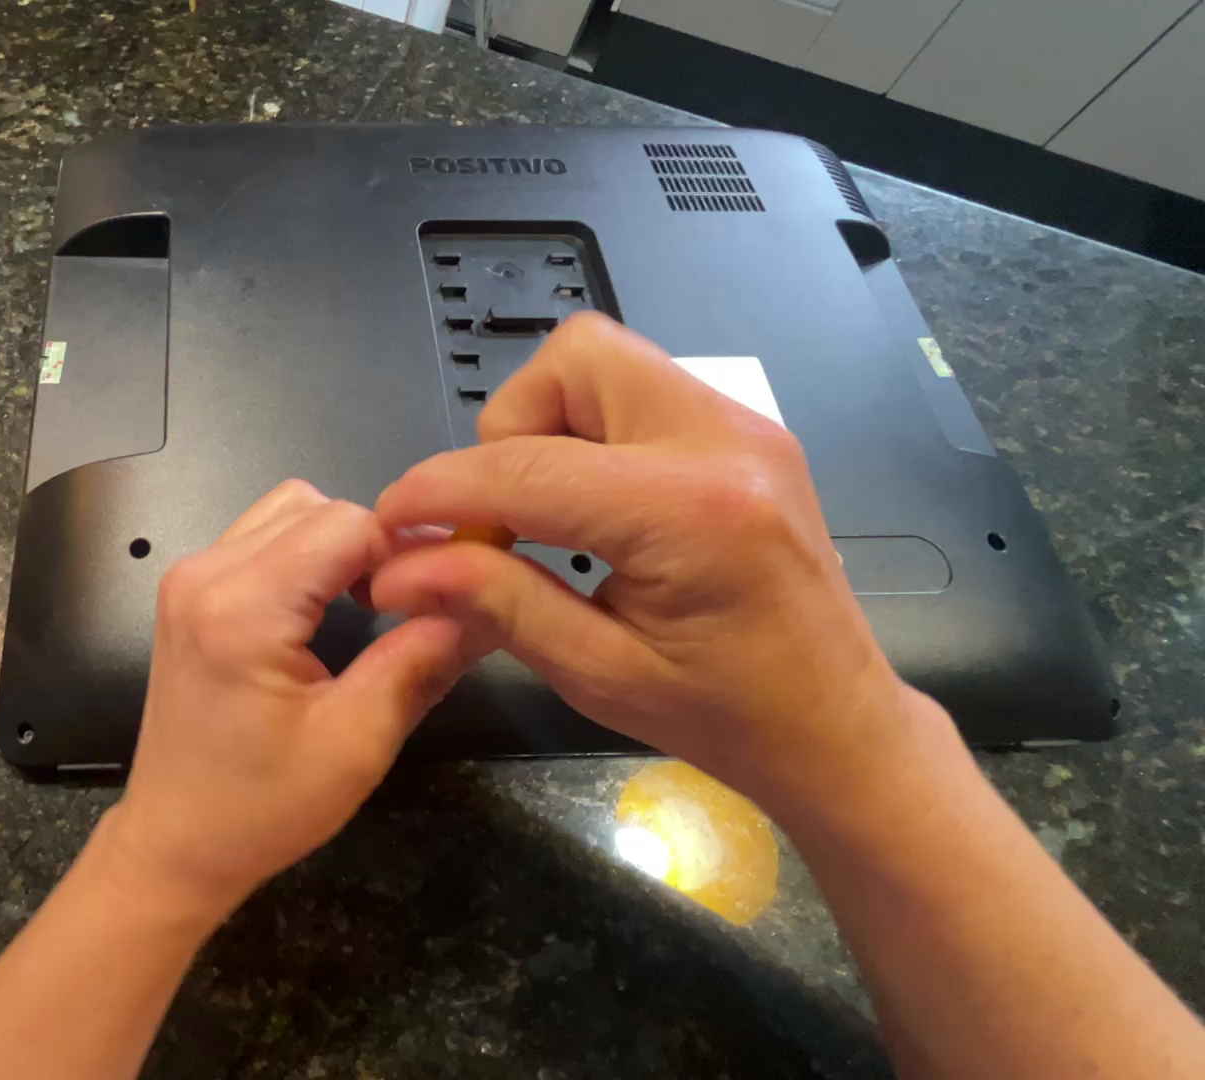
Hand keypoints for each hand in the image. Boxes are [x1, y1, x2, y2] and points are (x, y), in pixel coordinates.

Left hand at [94, 480, 473, 920]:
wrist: (176, 839)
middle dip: (371, 544)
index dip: (402, 549)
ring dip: (334, 544)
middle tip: (403, 603)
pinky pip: (258, 536)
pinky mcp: (186, 589)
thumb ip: (419, 661)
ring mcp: (187, 576)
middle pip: (315, 506)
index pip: (346, 523)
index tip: (434, 594)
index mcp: (242, 608)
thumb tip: (479, 604)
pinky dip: (301, 555)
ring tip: (363, 604)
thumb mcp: (356, 743)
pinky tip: (318, 607)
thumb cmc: (262, 807)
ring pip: (286, 510)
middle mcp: (204, 572)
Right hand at [368, 313, 924, 807]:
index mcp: (692, 514)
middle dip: (506, 430)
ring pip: (598, 360)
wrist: (838, 725)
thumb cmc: (723, 717)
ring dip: (540, 425)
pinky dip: (576, 433)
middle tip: (495, 513)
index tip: (392, 523)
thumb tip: (398, 570)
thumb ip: (491, 603)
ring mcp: (738, 424)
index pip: (526, 469)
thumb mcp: (592, 672)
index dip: (436, 490)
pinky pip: (628, 390)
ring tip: (536, 510)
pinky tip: (579, 506)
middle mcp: (721, 441)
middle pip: (574, 360)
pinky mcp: (736, 430)